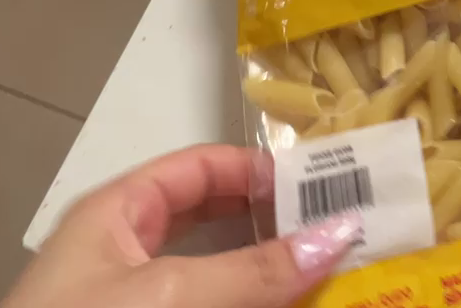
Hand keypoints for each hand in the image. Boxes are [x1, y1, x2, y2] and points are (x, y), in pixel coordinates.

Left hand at [2, 144, 360, 307]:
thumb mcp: (169, 297)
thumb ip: (253, 271)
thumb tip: (342, 232)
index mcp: (118, 215)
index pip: (202, 167)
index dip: (259, 168)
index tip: (323, 184)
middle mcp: (126, 256)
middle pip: (212, 220)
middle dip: (271, 224)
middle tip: (335, 229)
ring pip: (213, 275)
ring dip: (263, 277)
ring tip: (323, 275)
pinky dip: (245, 305)